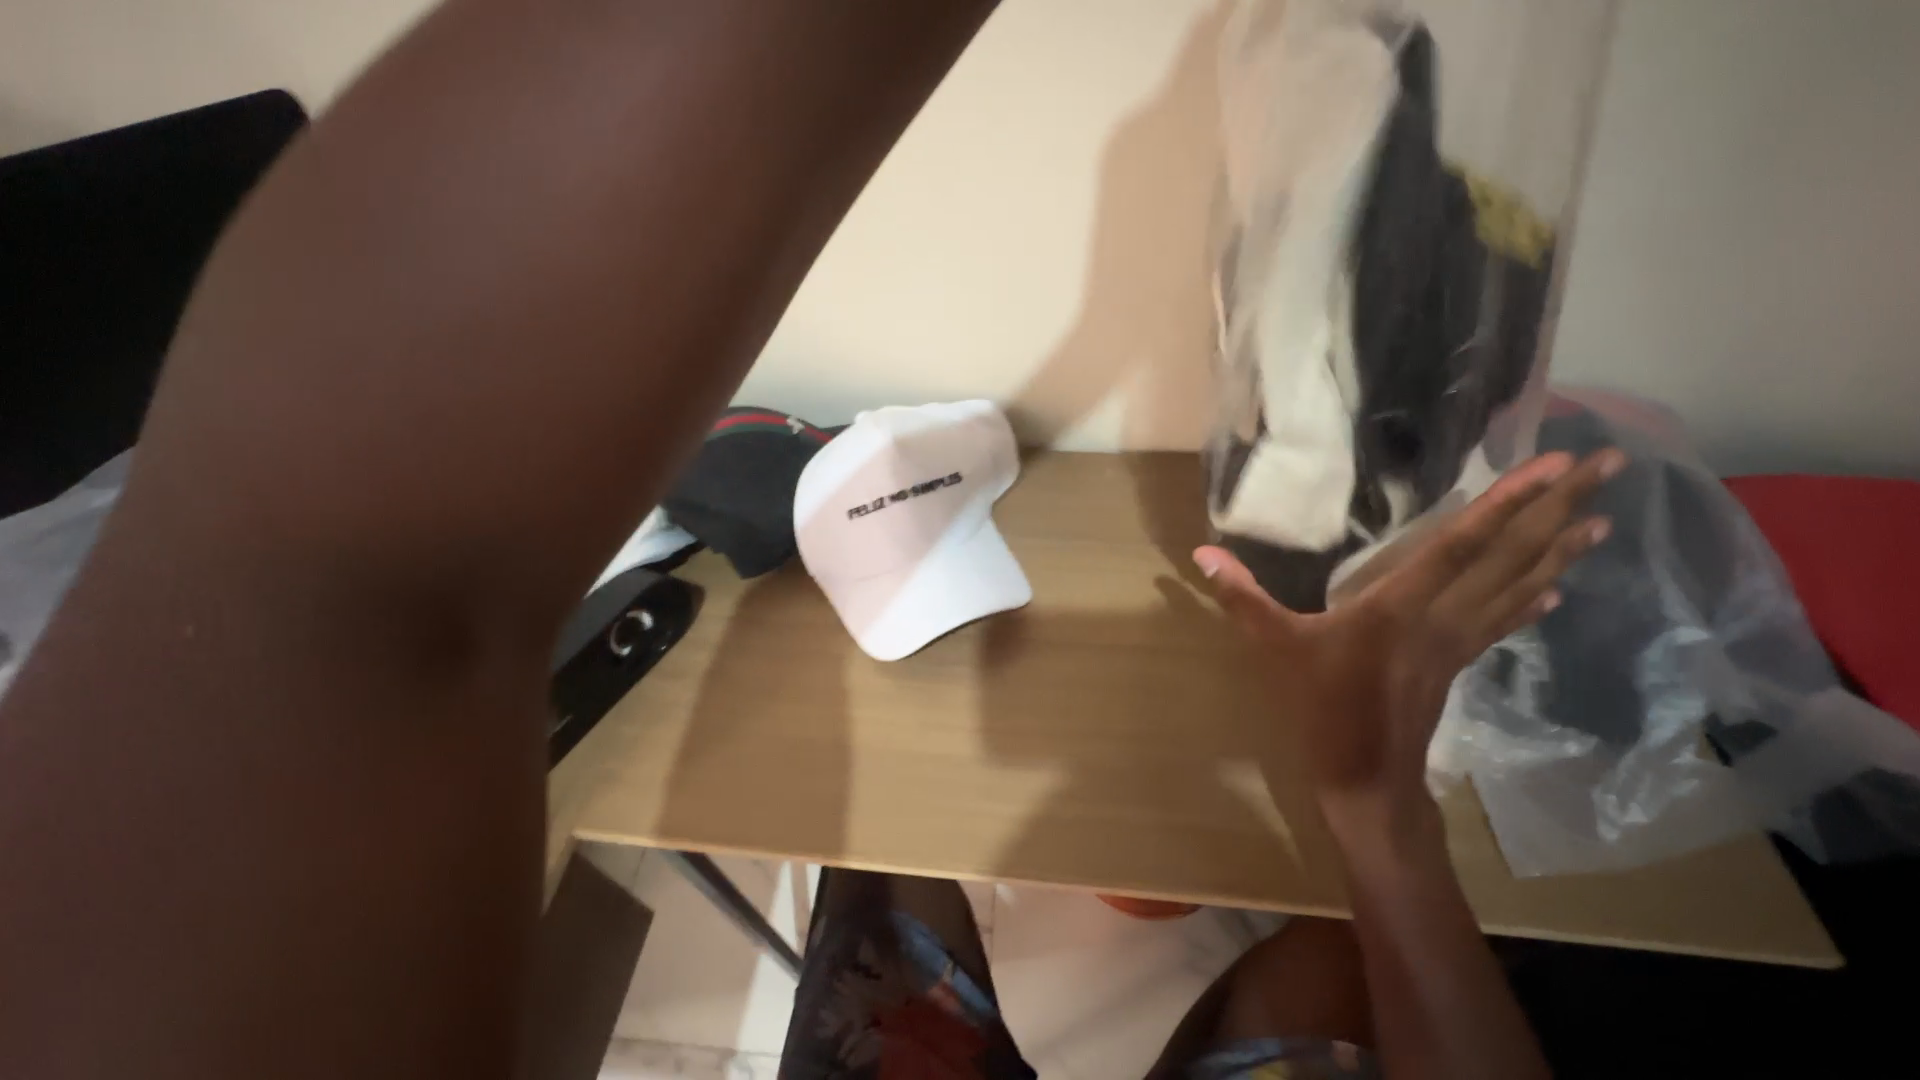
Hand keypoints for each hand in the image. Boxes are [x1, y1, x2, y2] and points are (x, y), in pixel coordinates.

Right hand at [1196, 449, 1624, 832]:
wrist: (1366, 779)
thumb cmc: (1323, 708)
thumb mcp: (1276, 648)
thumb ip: (1243, 599)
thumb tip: (1201, 553)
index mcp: (1402, 606)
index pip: (1464, 545)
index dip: (1509, 503)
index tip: (1557, 464)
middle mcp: (1444, 617)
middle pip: (1511, 557)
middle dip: (1560, 510)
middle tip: (1610, 466)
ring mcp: (1459, 642)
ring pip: (1519, 587)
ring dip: (1561, 551)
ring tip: (1602, 518)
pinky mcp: (1458, 664)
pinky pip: (1502, 623)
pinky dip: (1531, 600)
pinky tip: (1556, 589)